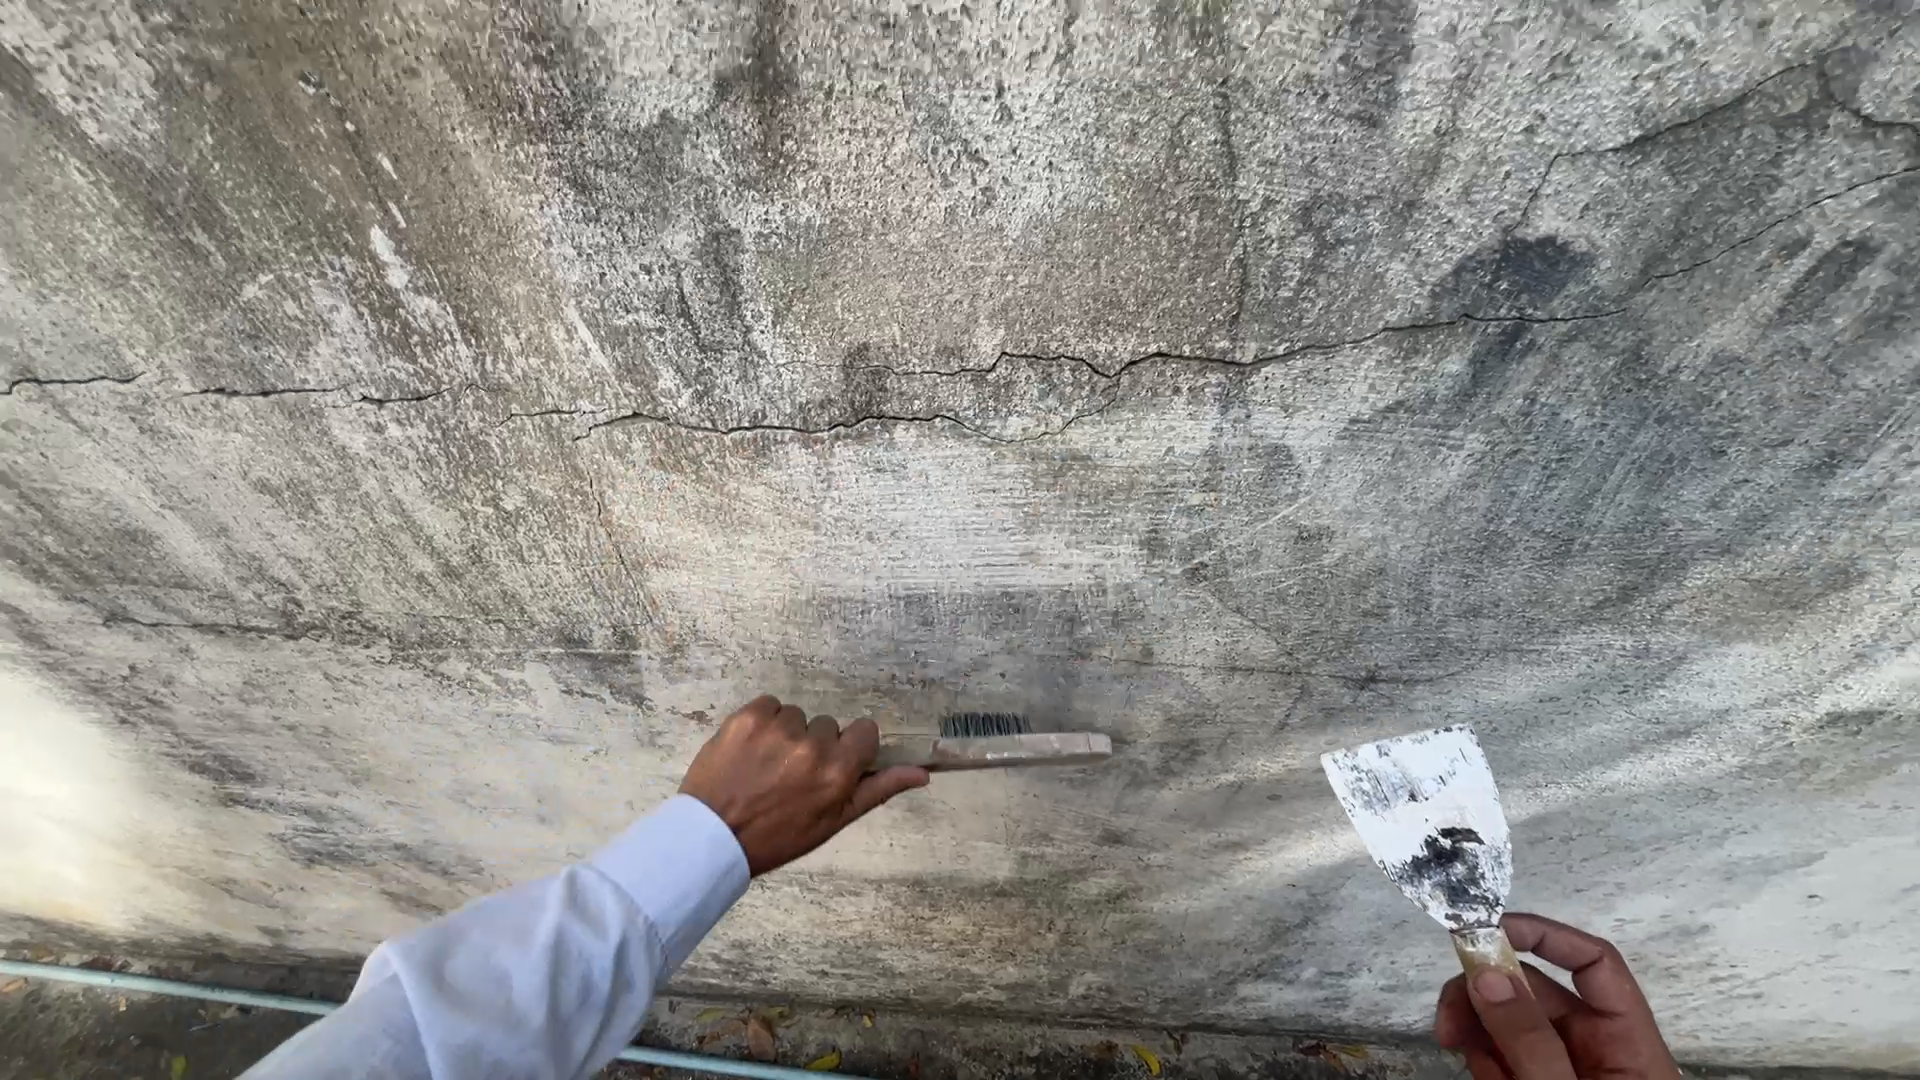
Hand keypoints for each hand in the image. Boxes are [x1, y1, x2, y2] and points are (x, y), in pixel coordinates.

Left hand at [679, 695, 929, 874]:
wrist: (710, 838)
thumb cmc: (778, 836)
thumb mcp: (833, 821)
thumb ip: (878, 790)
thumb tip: (922, 774)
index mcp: (839, 771)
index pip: (865, 731)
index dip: (849, 748)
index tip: (829, 765)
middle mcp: (813, 745)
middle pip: (827, 725)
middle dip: (814, 745)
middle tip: (789, 775)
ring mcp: (778, 728)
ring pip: (796, 715)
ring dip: (785, 734)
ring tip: (764, 765)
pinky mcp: (747, 717)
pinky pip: (768, 704)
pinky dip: (761, 722)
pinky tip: (749, 750)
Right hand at [1434, 914, 1680, 1079]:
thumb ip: (1529, 1040)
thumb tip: (1484, 969)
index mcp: (1630, 1046)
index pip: (1595, 964)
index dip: (1542, 934)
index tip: (1484, 930)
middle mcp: (1598, 1047)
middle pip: (1531, 989)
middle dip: (1481, 994)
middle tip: (1446, 1019)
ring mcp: (1566, 1066)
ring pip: (1507, 1016)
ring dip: (1473, 1027)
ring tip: (1456, 1052)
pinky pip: (1500, 1048)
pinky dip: (1481, 1056)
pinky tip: (1479, 1074)